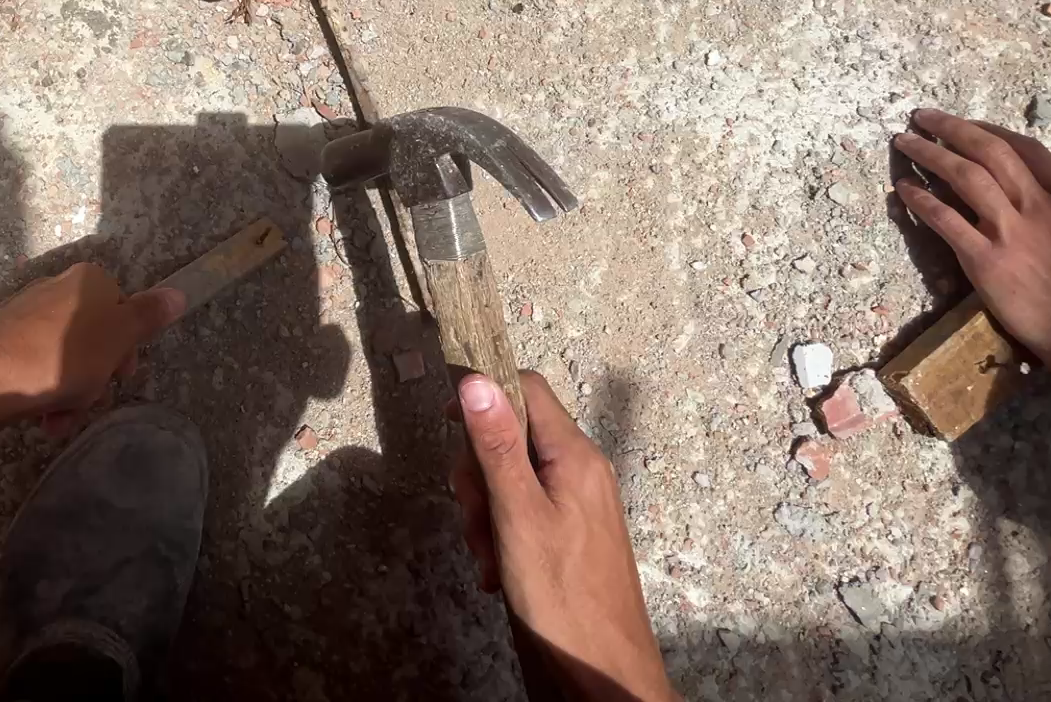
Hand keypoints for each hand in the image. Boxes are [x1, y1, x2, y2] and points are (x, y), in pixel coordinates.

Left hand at [0, 263, 184, 421]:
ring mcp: (22, 311)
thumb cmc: (61, 358)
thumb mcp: (118, 339)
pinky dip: (40, 389)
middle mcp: (55, 286)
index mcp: (88, 280)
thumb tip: (178, 293)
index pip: (123, 311)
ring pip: (63, 355)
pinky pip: (32, 363)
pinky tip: (38, 416)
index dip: (126, 349)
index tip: (120, 378)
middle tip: (88, 404)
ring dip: (69, 391)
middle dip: (96, 375)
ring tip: (58, 420)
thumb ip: (149, 316)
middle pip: (93, 336)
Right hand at [449, 372, 673, 701]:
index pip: (525, 387)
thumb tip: (474, 378)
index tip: (448, 424)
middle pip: (511, 432)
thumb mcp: (516, 512)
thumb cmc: (559, 591)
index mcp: (573, 453)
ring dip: (484, 505)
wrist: (601, 675)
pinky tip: (494, 564)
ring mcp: (574, 499)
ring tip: (484, 550)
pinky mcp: (567, 528)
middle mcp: (578, 467)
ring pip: (510, 472)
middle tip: (470, 510)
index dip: (483, 394)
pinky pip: (521, 504)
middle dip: (477, 467)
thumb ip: (495, 444)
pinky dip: (499, 527)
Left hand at [892, 110, 1050, 385]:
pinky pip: (944, 219)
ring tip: (902, 141)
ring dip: (927, 155)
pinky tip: (902, 188)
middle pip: (989, 154)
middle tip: (920, 117)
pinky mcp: (983, 258)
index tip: (962, 123)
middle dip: (951, 130)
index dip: (988, 131)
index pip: (1026, 150)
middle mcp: (1040, 207)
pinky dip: (920, 199)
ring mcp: (1009, 231)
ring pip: (963, 178)